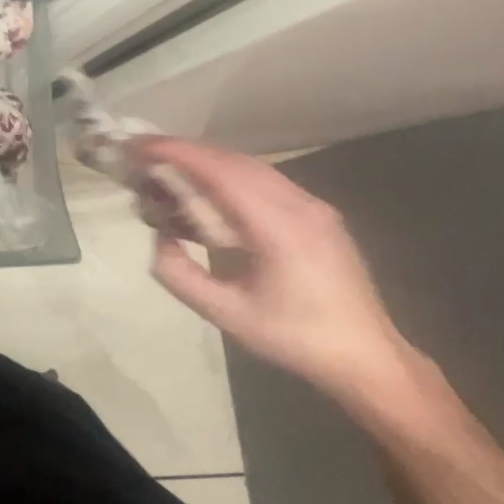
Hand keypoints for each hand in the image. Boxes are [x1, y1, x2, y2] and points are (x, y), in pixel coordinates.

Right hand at [129, 136, 412, 401]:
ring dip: (205, 160)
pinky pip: (265, 180)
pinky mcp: (318, 214)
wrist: (366, 357)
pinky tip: (206, 187)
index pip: (221, 172)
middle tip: (141, 153)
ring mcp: (314, 207)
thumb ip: (179, 274)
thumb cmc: (293, 338)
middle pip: (234, 161)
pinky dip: (227, 173)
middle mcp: (301, 206)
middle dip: (184, 150)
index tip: (138, 146)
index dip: (177, 153)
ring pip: (251, 166)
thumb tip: (158, 238)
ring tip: (166, 166)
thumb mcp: (224, 314)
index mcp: (280, 229)